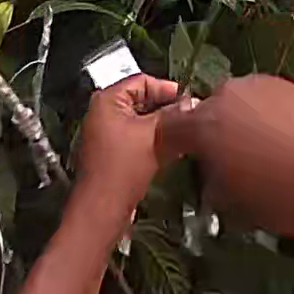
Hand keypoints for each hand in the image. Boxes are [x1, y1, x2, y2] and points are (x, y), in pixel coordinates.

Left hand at [72, 73, 189, 217]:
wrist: (101, 213)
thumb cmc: (123, 168)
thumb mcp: (153, 135)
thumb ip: (173, 115)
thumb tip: (192, 103)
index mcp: (107, 99)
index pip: (142, 80)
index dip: (166, 88)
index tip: (188, 98)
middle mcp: (103, 112)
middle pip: (141, 99)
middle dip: (166, 107)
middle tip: (189, 113)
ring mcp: (105, 133)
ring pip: (140, 119)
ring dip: (161, 124)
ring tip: (184, 129)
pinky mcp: (110, 152)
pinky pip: (135, 136)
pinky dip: (152, 138)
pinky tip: (172, 146)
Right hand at [156, 74, 293, 236]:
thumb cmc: (284, 193)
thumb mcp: (237, 205)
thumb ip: (214, 187)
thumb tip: (212, 180)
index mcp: (205, 125)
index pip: (170, 128)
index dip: (171, 145)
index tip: (180, 160)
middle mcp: (225, 95)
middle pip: (205, 111)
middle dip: (210, 133)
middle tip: (226, 162)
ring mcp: (254, 84)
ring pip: (233, 102)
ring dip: (236, 121)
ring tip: (257, 149)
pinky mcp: (279, 81)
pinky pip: (257, 97)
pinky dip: (260, 113)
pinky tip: (279, 137)